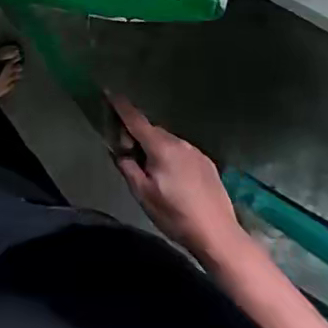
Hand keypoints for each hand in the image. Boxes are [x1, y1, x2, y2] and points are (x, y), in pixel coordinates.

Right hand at [110, 94, 241, 260]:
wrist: (218, 235)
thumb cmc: (175, 215)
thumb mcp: (143, 194)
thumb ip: (128, 168)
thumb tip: (121, 153)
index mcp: (161, 147)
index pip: (136, 120)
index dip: (121, 107)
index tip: (109, 93)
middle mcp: (179, 143)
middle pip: (151, 131)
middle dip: (137, 136)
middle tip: (128, 156)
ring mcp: (196, 152)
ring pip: (167, 142)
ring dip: (155, 148)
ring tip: (152, 172)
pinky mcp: (206, 164)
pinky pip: (181, 152)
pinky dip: (170, 157)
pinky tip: (173, 179)